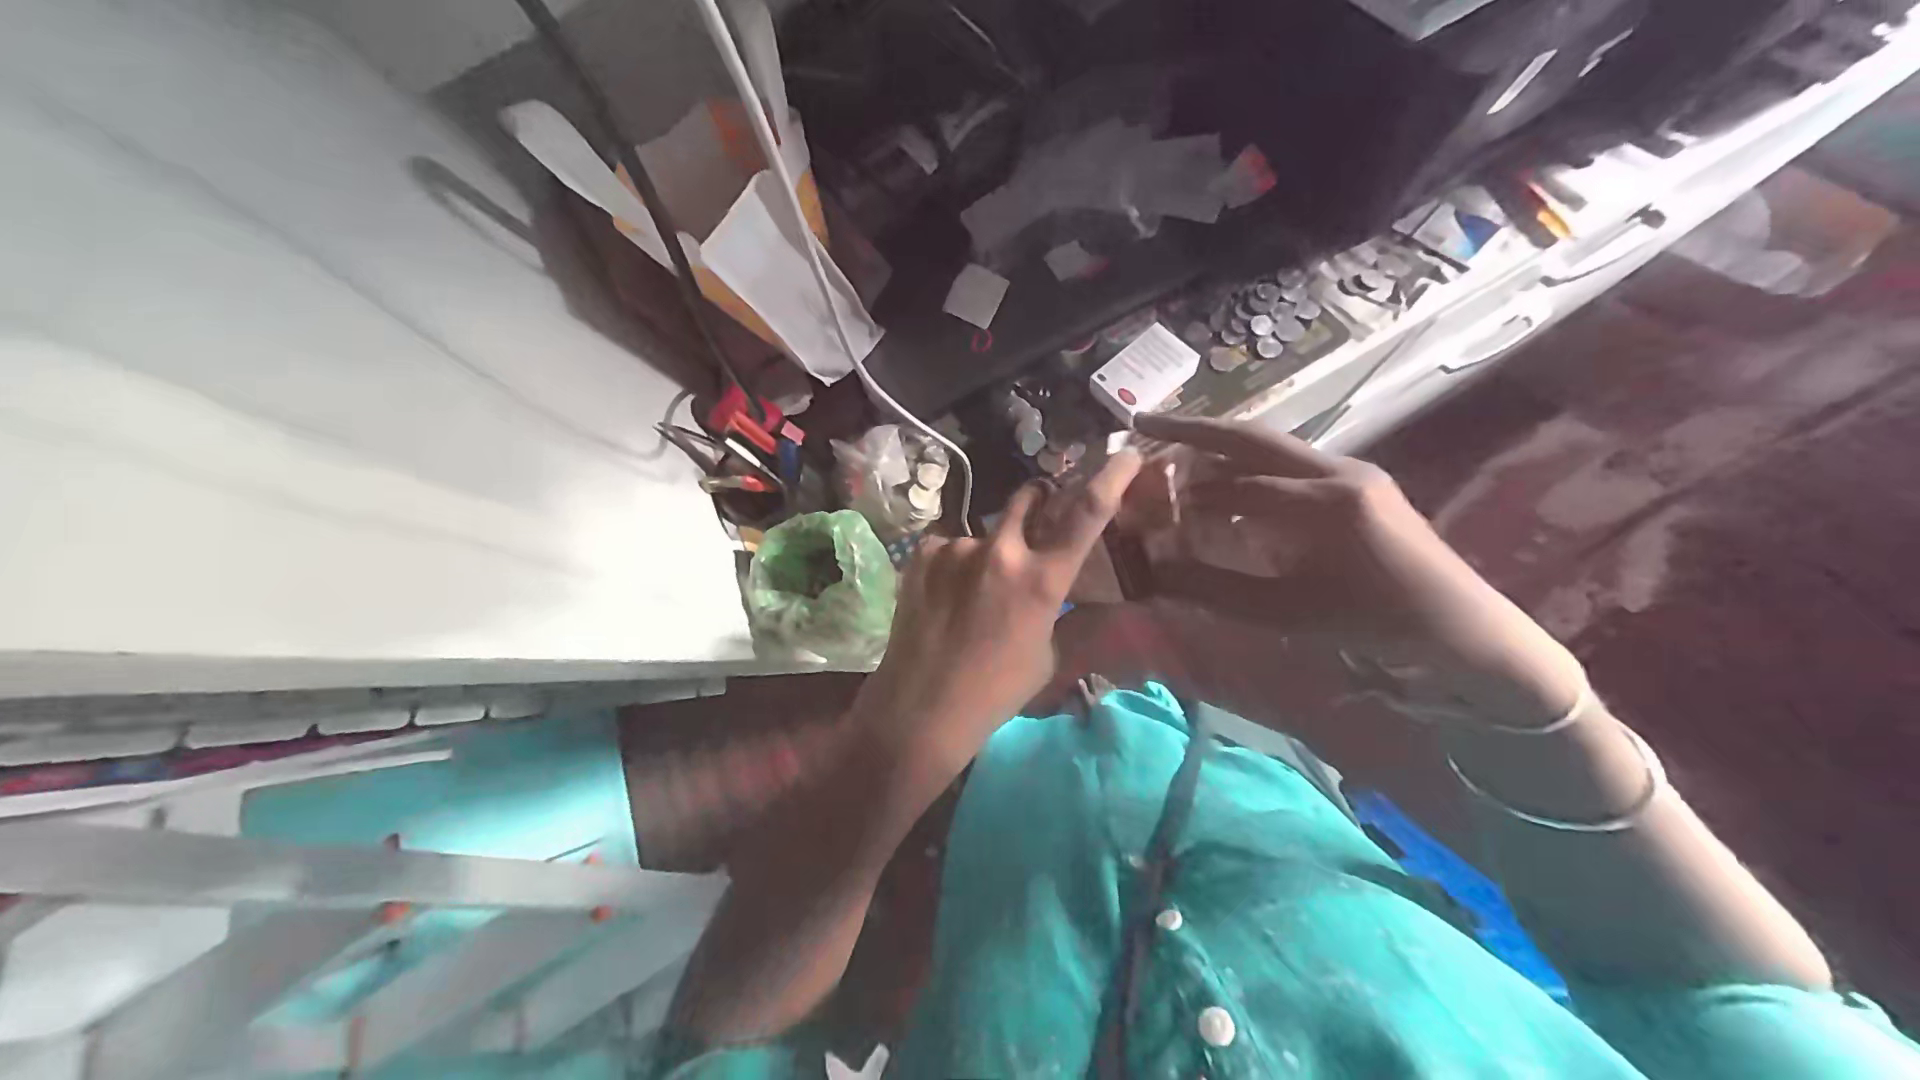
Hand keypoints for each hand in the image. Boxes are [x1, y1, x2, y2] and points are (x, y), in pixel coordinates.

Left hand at [855, 448, 1141, 771]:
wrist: (921, 706)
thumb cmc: (996, 690)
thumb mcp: (1047, 654)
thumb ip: (1060, 610)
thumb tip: (1070, 590)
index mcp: (1042, 579)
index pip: (1087, 514)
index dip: (1111, 477)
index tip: (1125, 453)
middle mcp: (1001, 551)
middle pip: (1028, 497)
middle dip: (1038, 500)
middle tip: (1036, 516)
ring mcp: (957, 548)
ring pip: (984, 530)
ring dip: (989, 549)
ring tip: (973, 591)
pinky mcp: (922, 553)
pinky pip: (949, 545)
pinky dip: (954, 563)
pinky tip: (944, 596)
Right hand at [1131, 414, 1585, 728]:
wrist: (1464, 631)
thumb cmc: (1378, 625)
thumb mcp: (1288, 614)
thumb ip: (1216, 590)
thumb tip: (1154, 574)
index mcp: (1327, 500)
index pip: (1238, 484)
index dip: (1187, 493)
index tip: (1143, 499)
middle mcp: (1341, 471)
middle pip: (1252, 438)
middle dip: (1194, 429)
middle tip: (1144, 423)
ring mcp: (1353, 472)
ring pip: (1272, 447)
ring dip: (1221, 445)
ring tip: (1174, 447)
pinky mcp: (1358, 484)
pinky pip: (1291, 464)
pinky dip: (1249, 466)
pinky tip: (1225, 481)